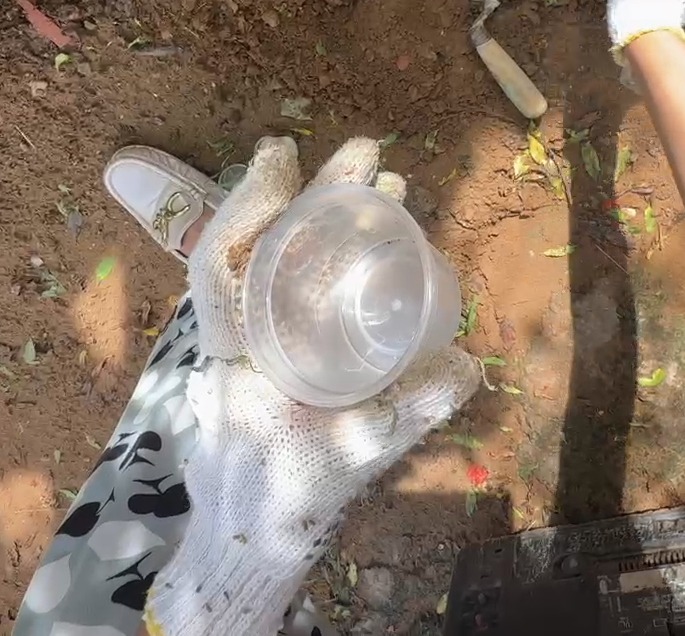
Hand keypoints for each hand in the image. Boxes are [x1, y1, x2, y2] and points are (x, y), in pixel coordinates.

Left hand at [147, 137, 479, 635]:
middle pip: (268, 242)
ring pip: (294, 255)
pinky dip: (341, 247)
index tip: (283, 155)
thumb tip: (466, 365)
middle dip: (315, 191)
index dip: (245, 203)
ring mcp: (270, 330)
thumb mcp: (347, 458)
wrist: (259, 532)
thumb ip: (402, 418)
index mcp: (233, 348)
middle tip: (366, 153)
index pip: (218, 261)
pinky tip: (378, 231)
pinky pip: (313, 280)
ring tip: (387, 180)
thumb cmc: (286, 495)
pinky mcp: (295, 337)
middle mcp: (245, 327)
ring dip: (334, 213)